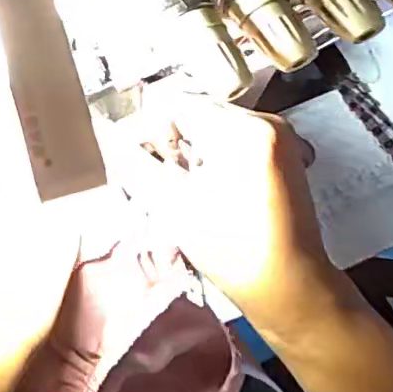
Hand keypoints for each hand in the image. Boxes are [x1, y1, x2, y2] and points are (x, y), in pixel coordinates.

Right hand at [117, 94, 345, 336]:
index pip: (174, 103)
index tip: (151, 167)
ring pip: (212, 125)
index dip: (151, 132)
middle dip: (171, 142)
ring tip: (189, 188)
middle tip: (168, 182)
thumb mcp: (173, 205)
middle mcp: (264, 120)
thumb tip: (101, 132)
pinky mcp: (281, 151)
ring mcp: (277, 134)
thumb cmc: (231, 252)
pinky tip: (211, 188)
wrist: (290, 288)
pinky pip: (233, 137)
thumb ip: (132, 162)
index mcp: (242, 129)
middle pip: (195, 111)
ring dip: (191, 149)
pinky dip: (214, 155)